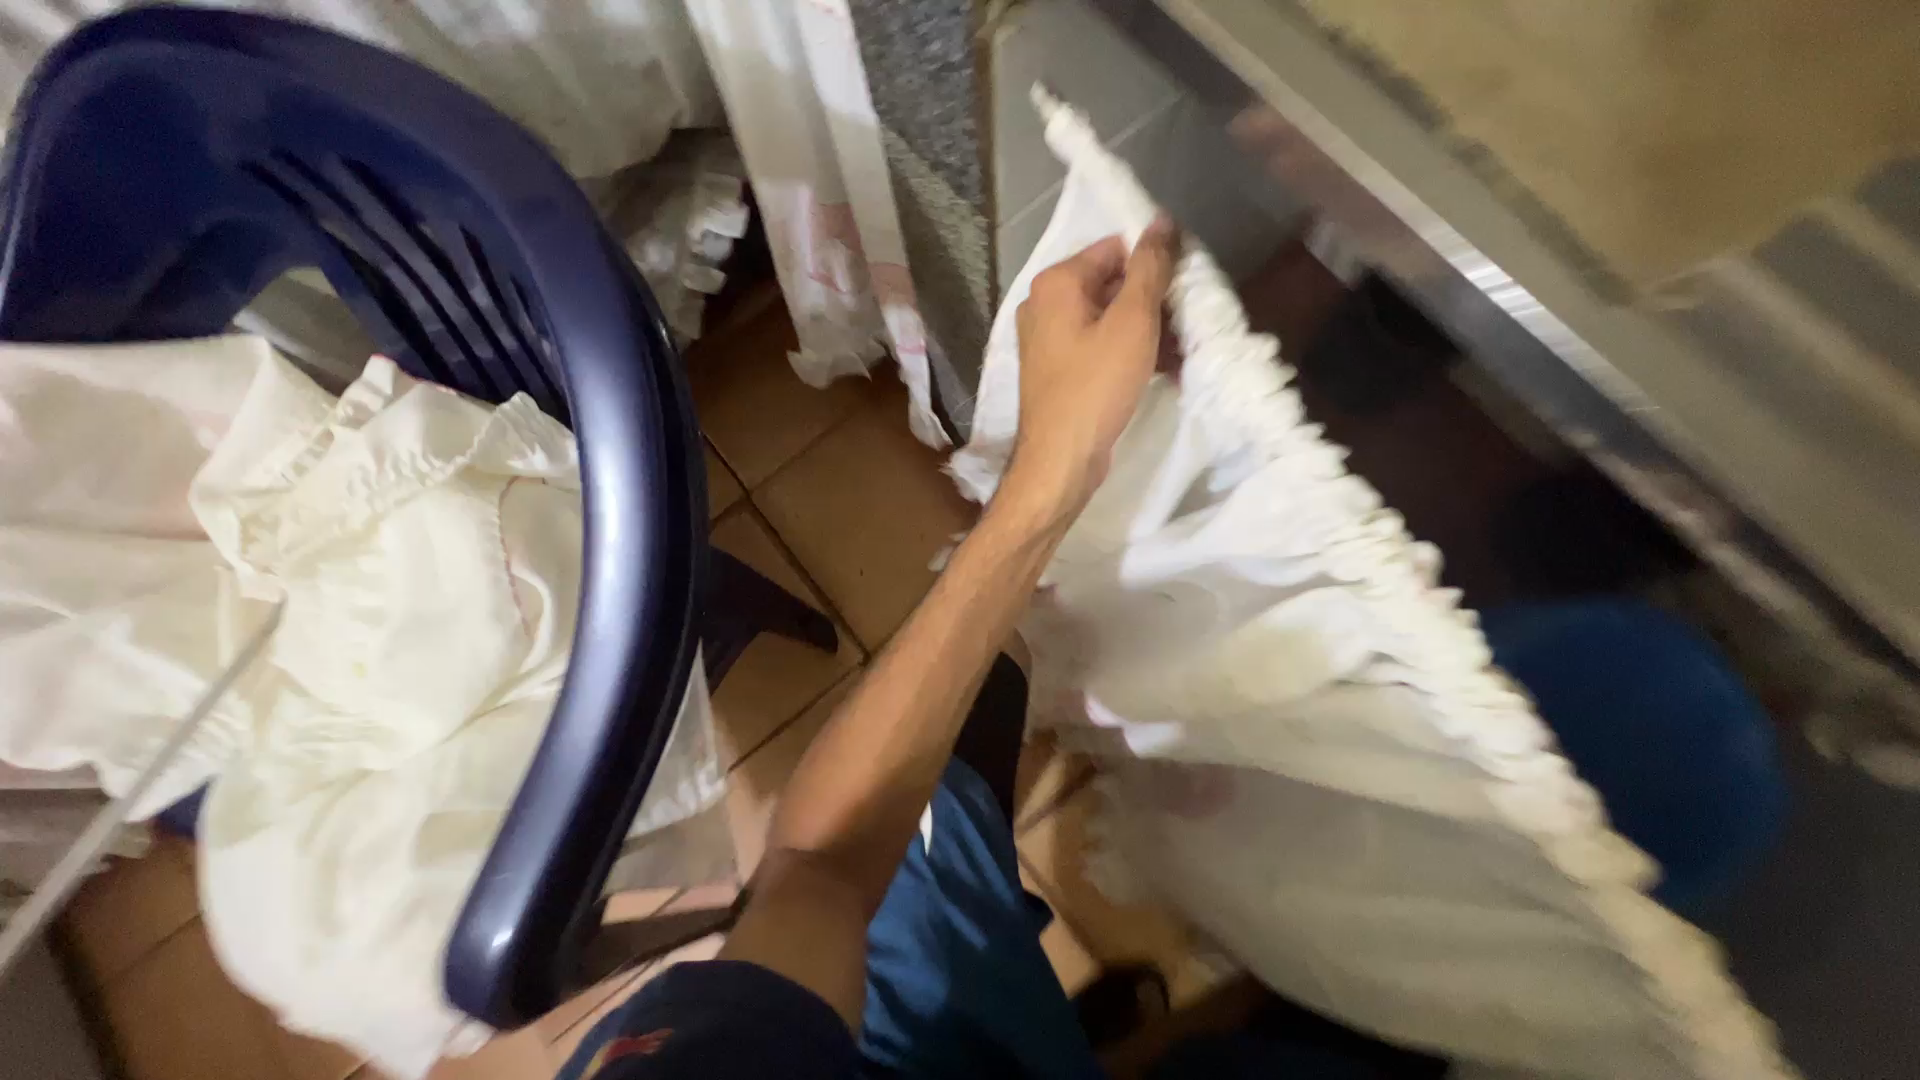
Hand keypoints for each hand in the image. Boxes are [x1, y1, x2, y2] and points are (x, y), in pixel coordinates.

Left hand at [1005, 219, 1177, 518]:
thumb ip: (1150, 268)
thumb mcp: (1132, 321)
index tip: (1186, 287)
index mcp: (1055, 283)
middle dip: (1154, 303)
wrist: (1060, 459)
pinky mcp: (1058, 372)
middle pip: (1112, 285)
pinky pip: (1100, 348)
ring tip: (1185, 352)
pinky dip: (1130, 354)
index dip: (1153, 263)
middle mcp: (1044, 305)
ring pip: (1109, 320)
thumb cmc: (1095, 385)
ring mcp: (1048, 341)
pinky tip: (1167, 371)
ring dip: (1149, 332)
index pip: (1114, 249)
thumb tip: (1163, 221)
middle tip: (1190, 324)